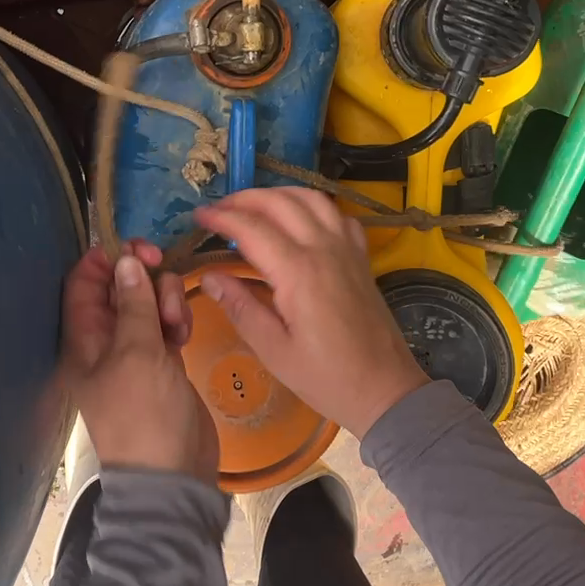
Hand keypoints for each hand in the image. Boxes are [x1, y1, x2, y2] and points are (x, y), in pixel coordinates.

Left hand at [61, 241, 217, 482]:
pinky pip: (165, 322)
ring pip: (147, 301)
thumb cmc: (145, 414)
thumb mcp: (137, 353)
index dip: (105, 259)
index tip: (135, 247)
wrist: (174, 476)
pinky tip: (185, 333)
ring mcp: (135, 350)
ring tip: (176, 321)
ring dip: (164, 298)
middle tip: (161, 265)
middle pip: (119, 286)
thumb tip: (126, 259)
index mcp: (83, 339)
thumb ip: (133, 303)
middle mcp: (104, 340)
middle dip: (141, 275)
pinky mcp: (162, 360)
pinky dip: (175, 319)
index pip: (82, 283)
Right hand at [194, 188, 428, 437]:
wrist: (386, 390)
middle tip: (219, 210)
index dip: (221, 217)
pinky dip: (313, 207)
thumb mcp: (274, 351)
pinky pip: (337, 214)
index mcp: (298, 272)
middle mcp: (323, 248)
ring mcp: (347, 248)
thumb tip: (210, 277)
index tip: (198, 217)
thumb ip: (240, 308)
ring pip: (311, 198)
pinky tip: (299, 220)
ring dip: (278, 194)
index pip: (251, 228)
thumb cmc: (326, 377)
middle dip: (244, 199)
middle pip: (279, 202)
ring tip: (253, 206)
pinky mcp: (361, 256)